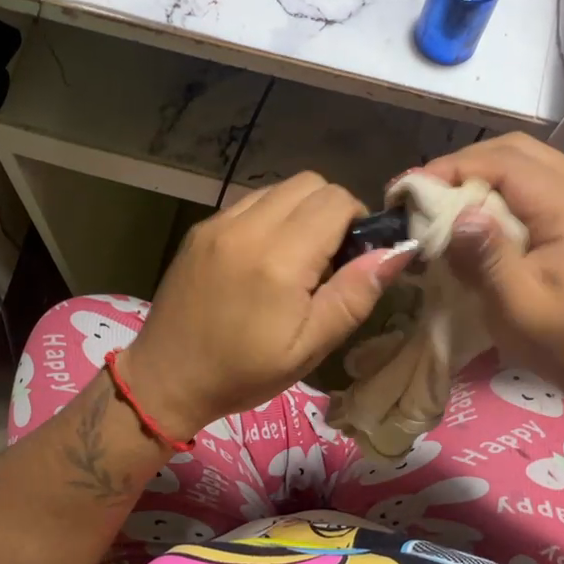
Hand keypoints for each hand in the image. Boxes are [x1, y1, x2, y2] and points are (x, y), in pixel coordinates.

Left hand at [122, 173, 414, 439]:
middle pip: (309, 184)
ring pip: (278, 189)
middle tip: (328, 261)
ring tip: (295, 262)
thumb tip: (397, 250)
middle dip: (331, 212)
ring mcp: (218, 224)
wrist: (167, 379)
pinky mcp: (200, 230)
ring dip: (299, 213)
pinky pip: (249, 204)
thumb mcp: (308, 347)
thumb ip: (354, 295)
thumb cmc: (242, 373)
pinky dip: (269, 219)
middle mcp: (247, 227)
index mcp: (279, 258)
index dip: (356, 223)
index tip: (352, 262)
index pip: (336, 200)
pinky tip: (263, 261)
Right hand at [424, 133, 563, 390]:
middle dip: (464, 165)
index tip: (411, 188)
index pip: (508, 164)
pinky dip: (498, 188)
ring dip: (480, 174)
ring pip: (526, 161)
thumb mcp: (518, 308)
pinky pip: (535, 182)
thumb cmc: (561, 342)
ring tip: (442, 200)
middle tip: (422, 193)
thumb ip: (488, 258)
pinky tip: (474, 213)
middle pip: (517, 151)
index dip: (455, 168)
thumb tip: (458, 215)